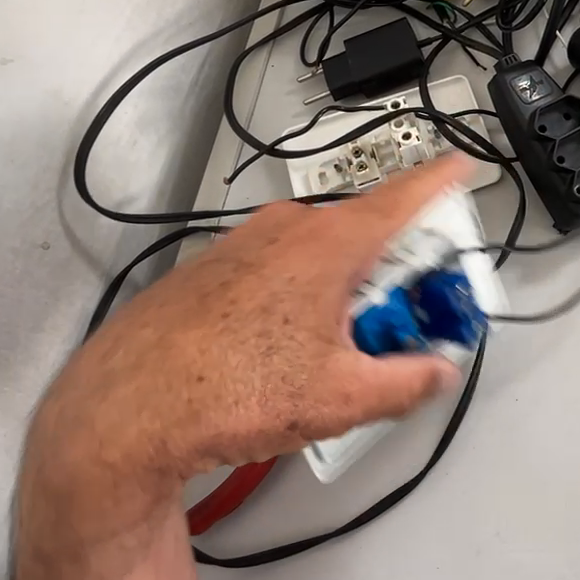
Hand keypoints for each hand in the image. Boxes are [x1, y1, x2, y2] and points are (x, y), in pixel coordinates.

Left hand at [29, 157, 468, 505]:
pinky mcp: (216, 264)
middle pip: (368, 232)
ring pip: (323, 251)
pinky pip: (282, 264)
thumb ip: (409, 381)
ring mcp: (246, 242)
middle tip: (402, 322)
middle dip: (395, 272)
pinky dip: (304, 291)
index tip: (461, 166)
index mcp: (329, 244)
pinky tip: (285, 346)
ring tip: (335, 348)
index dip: (441, 180)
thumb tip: (438, 371)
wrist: (118, 412)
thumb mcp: (341, 398)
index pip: (404, 197)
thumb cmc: (225, 392)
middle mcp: (289, 228)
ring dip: (348, 286)